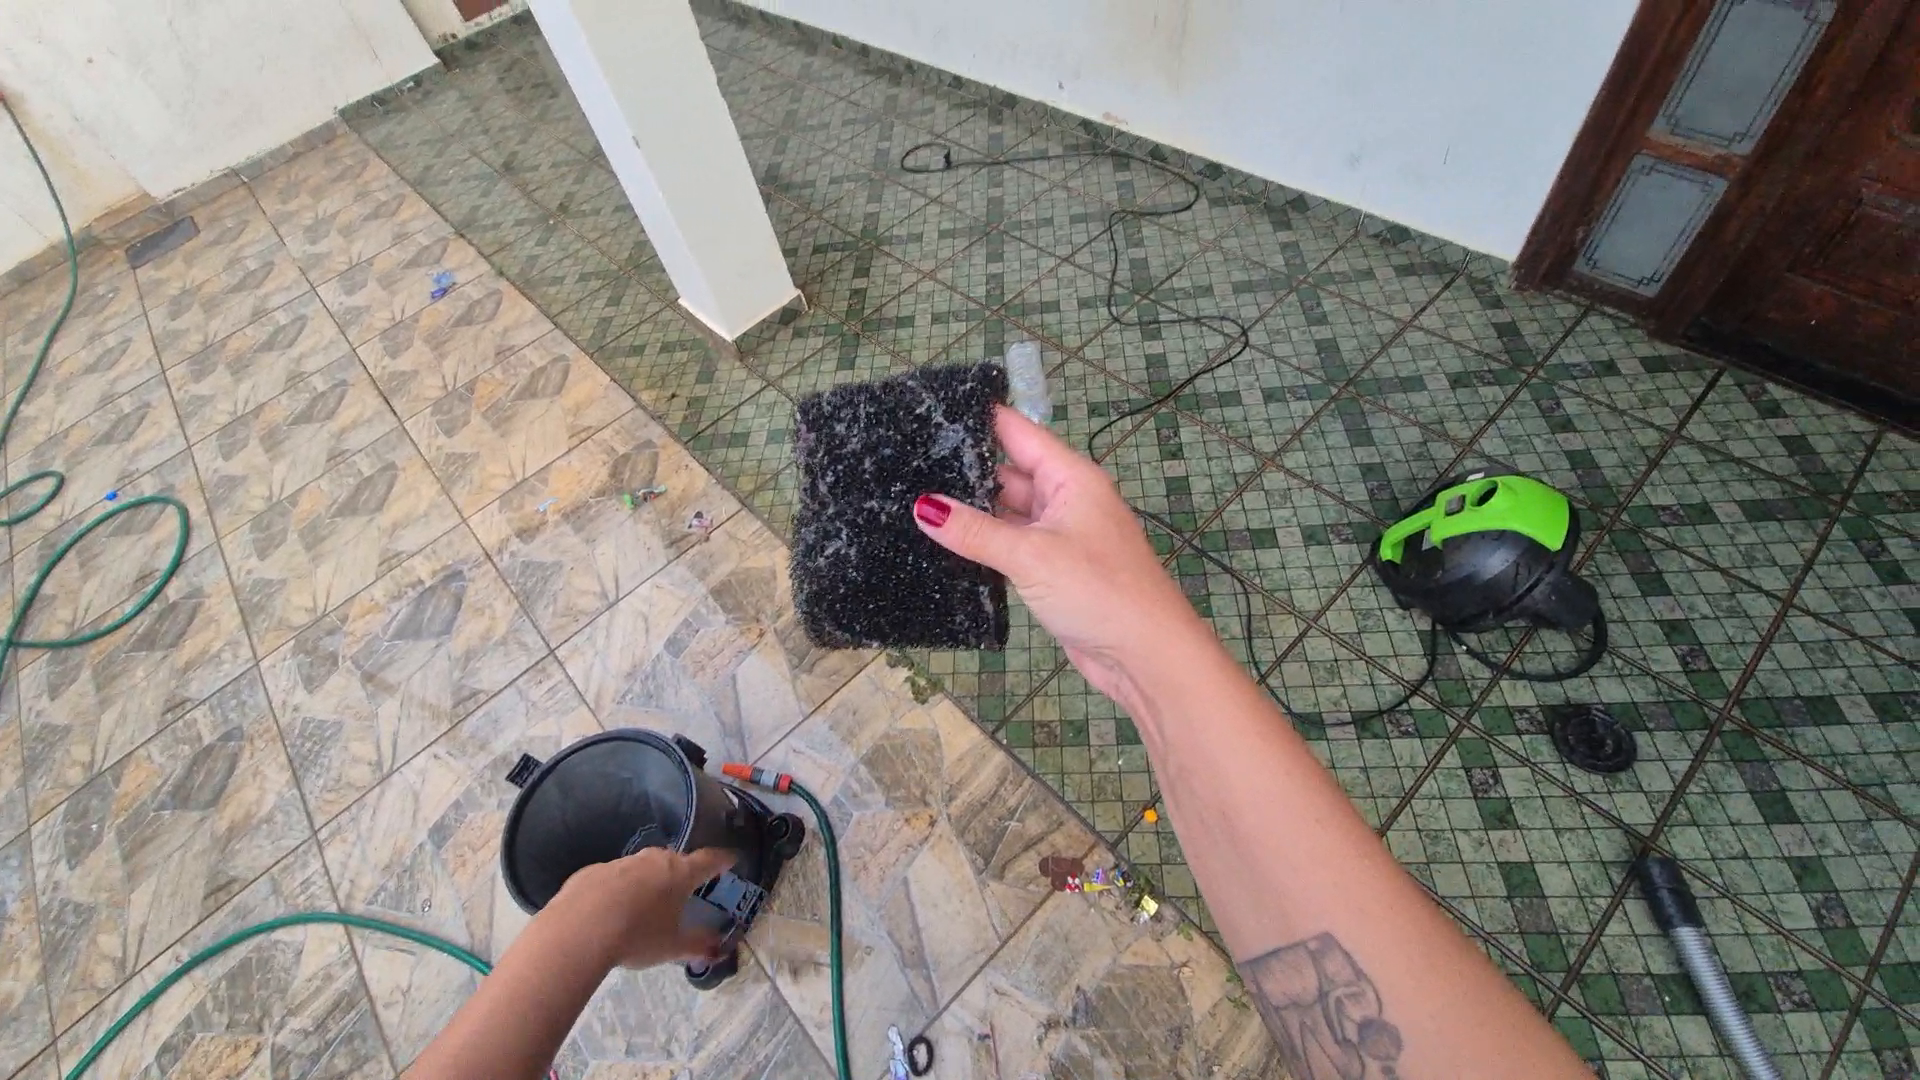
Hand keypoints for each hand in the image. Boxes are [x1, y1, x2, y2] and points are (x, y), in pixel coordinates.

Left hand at [544, 847, 736, 969]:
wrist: (577, 931)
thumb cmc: (636, 936)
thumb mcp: (672, 947)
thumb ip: (698, 945)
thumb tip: (720, 949)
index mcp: (680, 873)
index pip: (710, 860)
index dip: (722, 860)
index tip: (731, 859)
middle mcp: (655, 860)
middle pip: (675, 861)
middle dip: (680, 874)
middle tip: (681, 891)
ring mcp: (622, 863)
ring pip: (642, 868)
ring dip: (646, 882)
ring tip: (641, 907)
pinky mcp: (592, 872)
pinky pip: (612, 878)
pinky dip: (616, 890)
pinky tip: (606, 912)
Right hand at [913, 406, 1207, 703]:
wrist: (1145, 654)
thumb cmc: (1098, 591)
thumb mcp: (1031, 556)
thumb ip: (975, 531)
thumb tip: (924, 507)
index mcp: (1071, 479)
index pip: (1020, 433)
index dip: (981, 418)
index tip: (934, 409)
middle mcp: (1067, 500)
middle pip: (1010, 473)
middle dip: (967, 470)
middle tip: (910, 464)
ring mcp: (1061, 536)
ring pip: (1009, 513)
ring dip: (974, 513)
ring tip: (916, 502)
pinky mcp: (1054, 570)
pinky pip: (1013, 545)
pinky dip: (986, 544)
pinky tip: (948, 545)